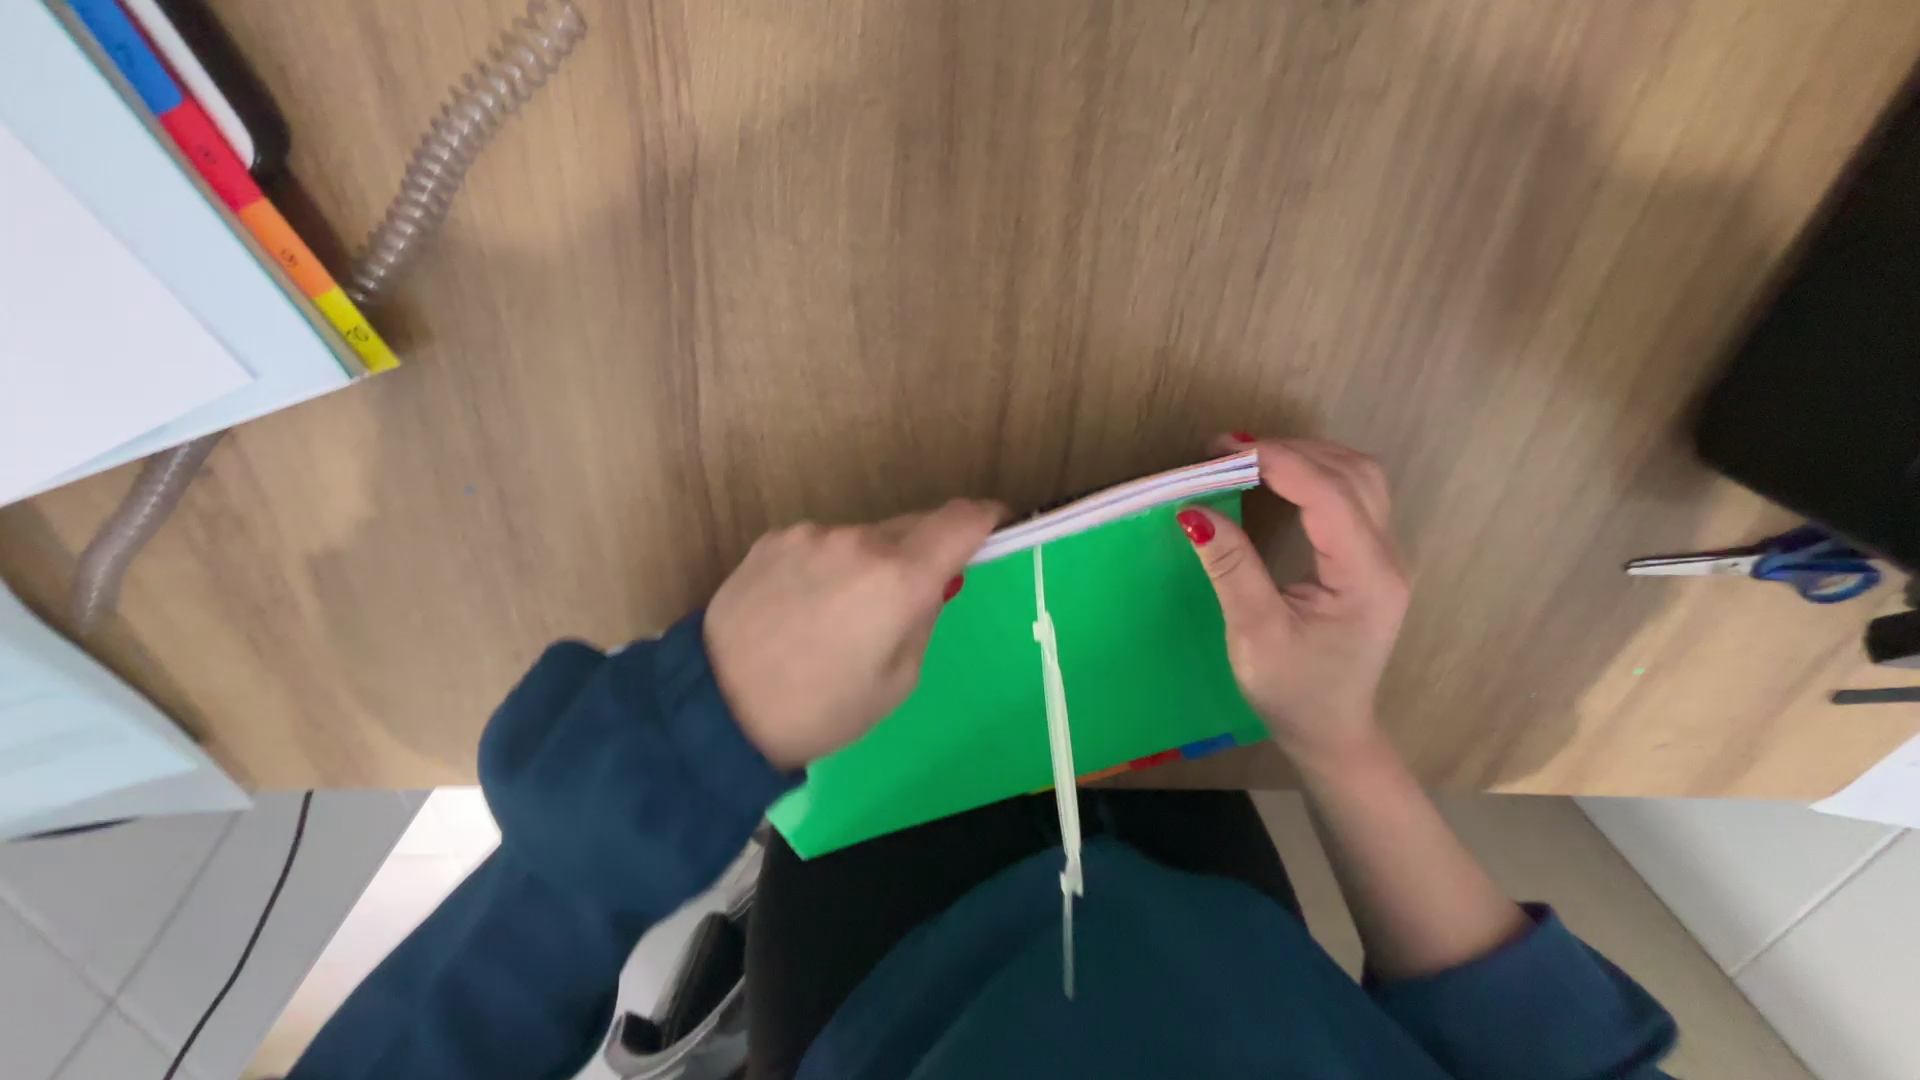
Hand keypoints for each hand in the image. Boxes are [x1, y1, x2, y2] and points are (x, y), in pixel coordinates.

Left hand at [705, 498, 1004, 768]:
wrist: (717, 709)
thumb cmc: (822, 710)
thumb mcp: (899, 680)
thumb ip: (924, 616)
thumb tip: (930, 583)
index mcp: (899, 577)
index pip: (962, 519)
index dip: (988, 517)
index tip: (997, 526)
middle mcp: (857, 540)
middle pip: (914, 525)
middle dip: (925, 552)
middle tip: (911, 597)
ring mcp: (810, 534)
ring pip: (865, 537)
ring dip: (872, 562)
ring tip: (840, 614)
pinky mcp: (773, 538)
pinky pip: (822, 544)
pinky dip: (829, 565)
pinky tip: (802, 606)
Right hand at [1177, 436, 1409, 768]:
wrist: (1330, 731)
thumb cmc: (1292, 692)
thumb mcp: (1255, 634)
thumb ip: (1232, 569)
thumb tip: (1193, 512)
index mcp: (1366, 578)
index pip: (1330, 495)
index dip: (1278, 463)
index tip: (1221, 452)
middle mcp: (1387, 557)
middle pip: (1352, 473)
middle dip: (1289, 451)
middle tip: (1225, 451)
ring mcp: (1384, 555)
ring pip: (1358, 477)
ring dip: (1305, 456)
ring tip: (1246, 458)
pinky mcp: (1370, 558)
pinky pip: (1352, 494)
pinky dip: (1313, 473)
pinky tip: (1277, 477)